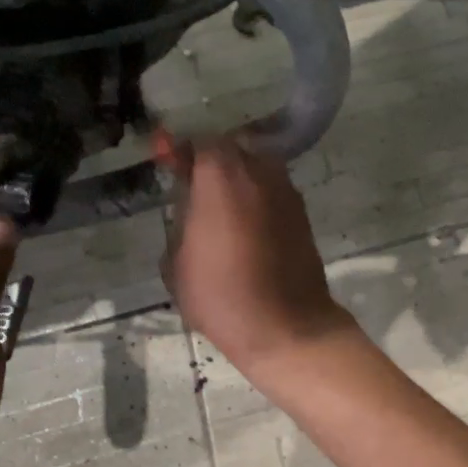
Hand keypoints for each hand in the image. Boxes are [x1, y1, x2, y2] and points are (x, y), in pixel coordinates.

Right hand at [160, 134, 356, 371]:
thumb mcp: (176, 260)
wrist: (285, 324)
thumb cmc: (220, 294)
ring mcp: (286, 190)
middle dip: (210, 160)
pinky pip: (272, 190)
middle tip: (191, 182)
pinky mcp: (302, 212)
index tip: (165, 156)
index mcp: (221, 176)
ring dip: (236, 177)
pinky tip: (243, 223)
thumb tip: (189, 206)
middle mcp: (259, 171)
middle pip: (232, 148)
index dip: (181, 149)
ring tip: (218, 205)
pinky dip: (256, 197)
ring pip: (256, 166)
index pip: (200, 141)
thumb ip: (181, 218)